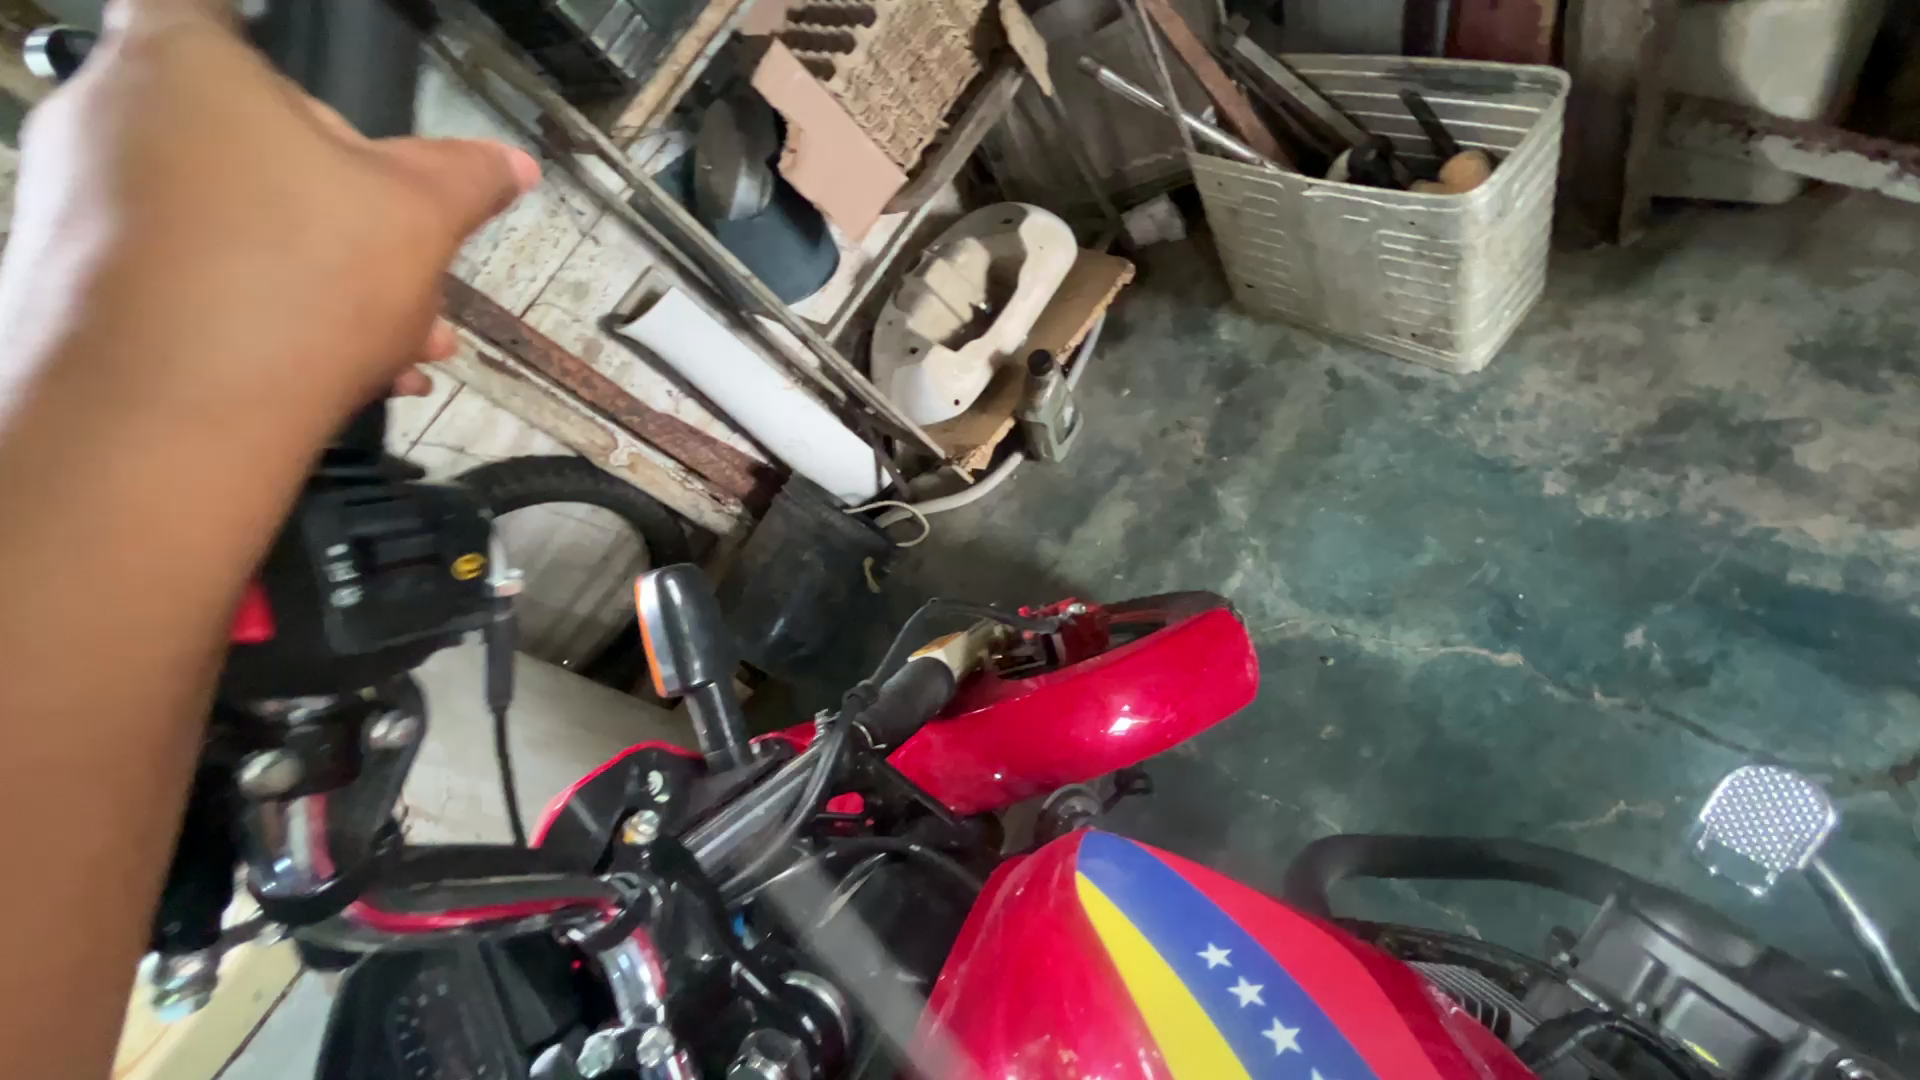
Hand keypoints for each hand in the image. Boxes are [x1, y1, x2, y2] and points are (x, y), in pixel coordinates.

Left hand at [0, 0, 537, 422]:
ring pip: (240, 219)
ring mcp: (84, 199)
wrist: (179, 412)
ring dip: (331, 272)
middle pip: (255, 137)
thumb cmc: (301, 282)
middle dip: (352, 211)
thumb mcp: (422, 220)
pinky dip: (275, 307)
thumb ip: (468, 179)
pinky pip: (204, 274)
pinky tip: (350, 363)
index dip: (291, 66)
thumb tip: (513, 162)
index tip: (343, 128)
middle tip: (408, 266)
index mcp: (186, 63)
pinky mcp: (85, 278)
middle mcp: (111, 113)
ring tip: (403, 339)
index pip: (225, 16)